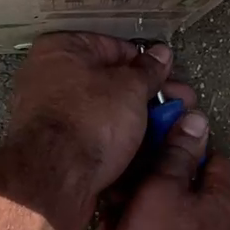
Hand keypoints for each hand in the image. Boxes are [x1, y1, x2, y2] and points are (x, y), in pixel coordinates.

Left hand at [0, 32, 174, 199]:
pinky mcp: (56, 149)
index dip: (147, 63)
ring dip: (138, 121)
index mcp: (61, 49)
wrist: (54, 182)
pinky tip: (148, 153)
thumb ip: (147, 70)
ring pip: (105, 113)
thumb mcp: (129, 88)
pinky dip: (119, 142)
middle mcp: (49, 78)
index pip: (114, 47)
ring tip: (171, 131)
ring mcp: (51, 115)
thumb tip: (160, 54)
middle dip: (148, 96)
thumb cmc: (90, 121)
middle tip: (180, 105)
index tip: (171, 78)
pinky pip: (94, 136)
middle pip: (110, 82)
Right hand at [96, 109, 229, 229]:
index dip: (175, 149)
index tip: (144, 153)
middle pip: (179, 192)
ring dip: (129, 226)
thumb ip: (177, 154)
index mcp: (224, 204)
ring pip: (161, 224)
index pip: (207, 157)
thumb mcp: (162, 192)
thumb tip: (198, 119)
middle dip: (140, 194)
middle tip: (114, 205)